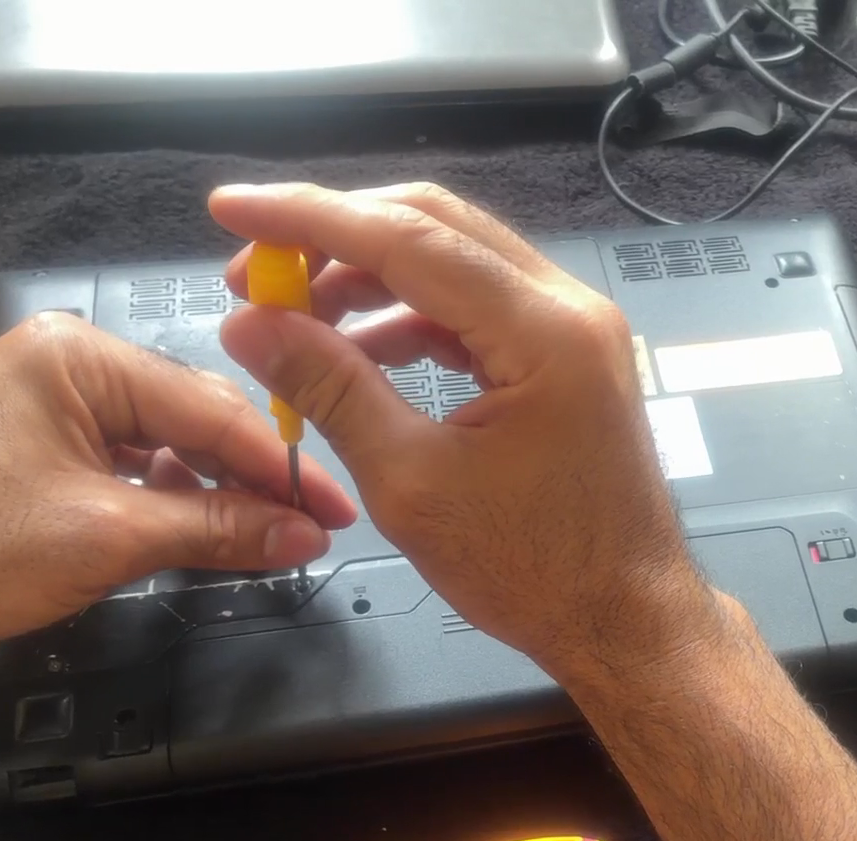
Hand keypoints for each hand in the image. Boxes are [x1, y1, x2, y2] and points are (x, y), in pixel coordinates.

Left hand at [0, 314, 355, 673]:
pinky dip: (173, 493)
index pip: (216, 411)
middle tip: (306, 526)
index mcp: (79, 358)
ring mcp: (48, 400)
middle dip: (253, 476)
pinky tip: (196, 522)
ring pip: (170, 441)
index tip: (338, 511)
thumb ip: (225, 528)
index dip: (285, 468)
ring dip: (216, 488)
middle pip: (197, 418)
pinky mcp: (37, 440)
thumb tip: (310, 536)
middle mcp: (66, 363)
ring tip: (259, 531)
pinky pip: (132, 458)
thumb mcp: (114, 536)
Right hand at [213, 182, 722, 684]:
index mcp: (547, 334)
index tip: (232, 209)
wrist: (624, 616)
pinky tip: (370, 352)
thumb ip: (331, 389)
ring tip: (303, 319)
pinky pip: (489, 318)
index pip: (411, 238)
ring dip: (380, 284)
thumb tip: (253, 323)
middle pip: (443, 232)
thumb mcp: (414, 483)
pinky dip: (425, 323)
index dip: (309, 218)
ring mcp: (583, 338)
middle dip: (343, 240)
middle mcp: (576, 315)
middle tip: (262, 273)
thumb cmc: (537, 571)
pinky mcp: (576, 366)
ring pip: (465, 270)